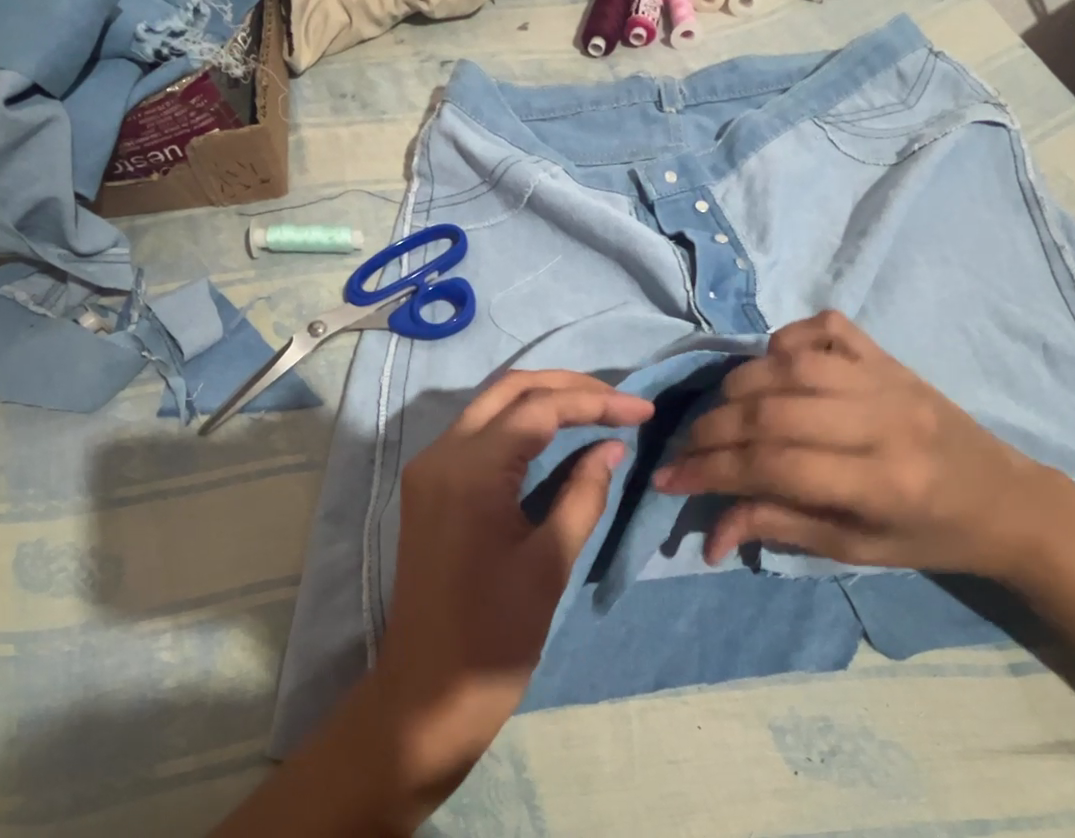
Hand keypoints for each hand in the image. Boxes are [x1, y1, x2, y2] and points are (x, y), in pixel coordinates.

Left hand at [372, 371, 652, 791]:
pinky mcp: (429, 487)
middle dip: (568, 387)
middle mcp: (441, 454)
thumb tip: (610, 447)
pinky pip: (477, 434)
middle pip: (509, 390)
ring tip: (598, 412)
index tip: (645, 409)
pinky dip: (519, 426)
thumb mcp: (550, 561)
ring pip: (490, 406)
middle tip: (620, 401)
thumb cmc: (496, 632)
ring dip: (542, 401)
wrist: (429, 688)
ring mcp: (429, 469)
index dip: (596, 403)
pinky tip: (556, 437)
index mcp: (471, 470)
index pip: (539, 408)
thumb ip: (583, 493)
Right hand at [653, 311, 1073, 581]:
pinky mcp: (889, 357)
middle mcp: (882, 421)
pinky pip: (825, 328)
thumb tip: (708, 535)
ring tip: (717, 414)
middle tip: (683, 449)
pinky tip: (770, 364)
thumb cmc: (928, 536)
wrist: (1005, 500)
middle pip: (772, 411)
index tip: (668, 480)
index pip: (774, 466)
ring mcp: (887, 379)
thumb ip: (778, 526)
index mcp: (881, 482)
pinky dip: (785, 340)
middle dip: (711, 431)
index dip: (711, 471)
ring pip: (789, 364)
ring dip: (737, 386)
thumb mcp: (854, 548)